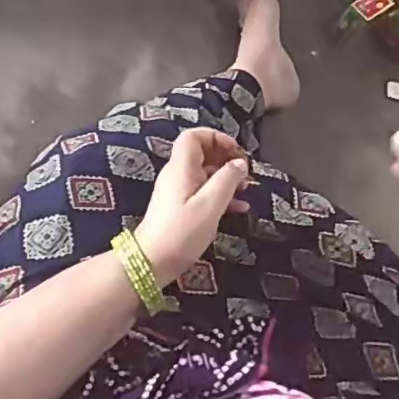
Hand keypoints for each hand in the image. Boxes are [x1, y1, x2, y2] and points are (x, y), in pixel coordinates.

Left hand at [134, 129, 250, 281]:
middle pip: (202, 153)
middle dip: (226, 158)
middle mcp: (177, 175)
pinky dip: (220, 195)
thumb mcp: (211, 205)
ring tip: (246, 189)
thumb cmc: (182, 232)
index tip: (237, 152)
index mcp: (182, 168)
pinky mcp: (180, 207)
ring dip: (226, 178)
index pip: (194, 136)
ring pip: (205, 173)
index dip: (216, 137)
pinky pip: (202, 191)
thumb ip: (228, 180)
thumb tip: (239, 163)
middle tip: (245, 172)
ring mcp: (177, 191)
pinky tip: (239, 208)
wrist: (152, 262)